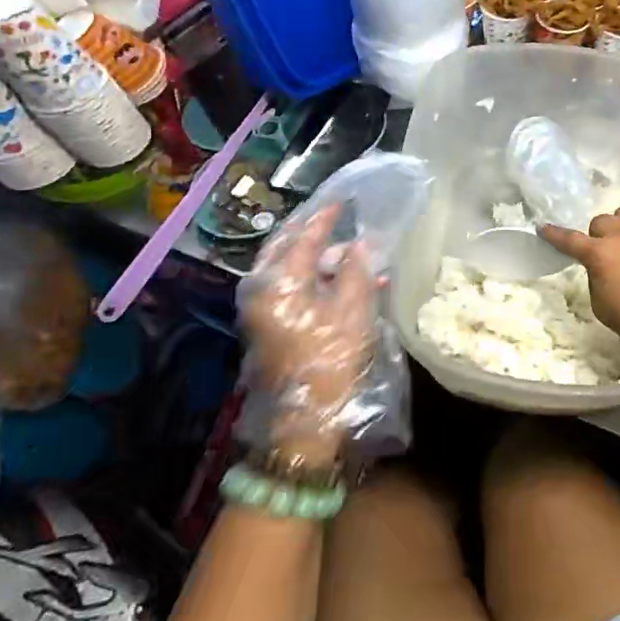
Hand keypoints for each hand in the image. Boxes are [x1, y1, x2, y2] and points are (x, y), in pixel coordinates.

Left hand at [240, 207, 376, 457]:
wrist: (303, 419)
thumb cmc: (329, 361)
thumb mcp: (352, 312)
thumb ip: (355, 271)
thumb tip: (359, 244)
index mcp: (278, 283)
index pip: (303, 238)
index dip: (325, 218)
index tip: (342, 201)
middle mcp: (260, 290)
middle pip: (286, 249)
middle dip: (313, 233)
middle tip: (337, 219)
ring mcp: (260, 309)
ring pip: (289, 269)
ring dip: (319, 260)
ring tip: (354, 257)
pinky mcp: (267, 324)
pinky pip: (291, 288)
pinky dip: (314, 280)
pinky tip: (345, 283)